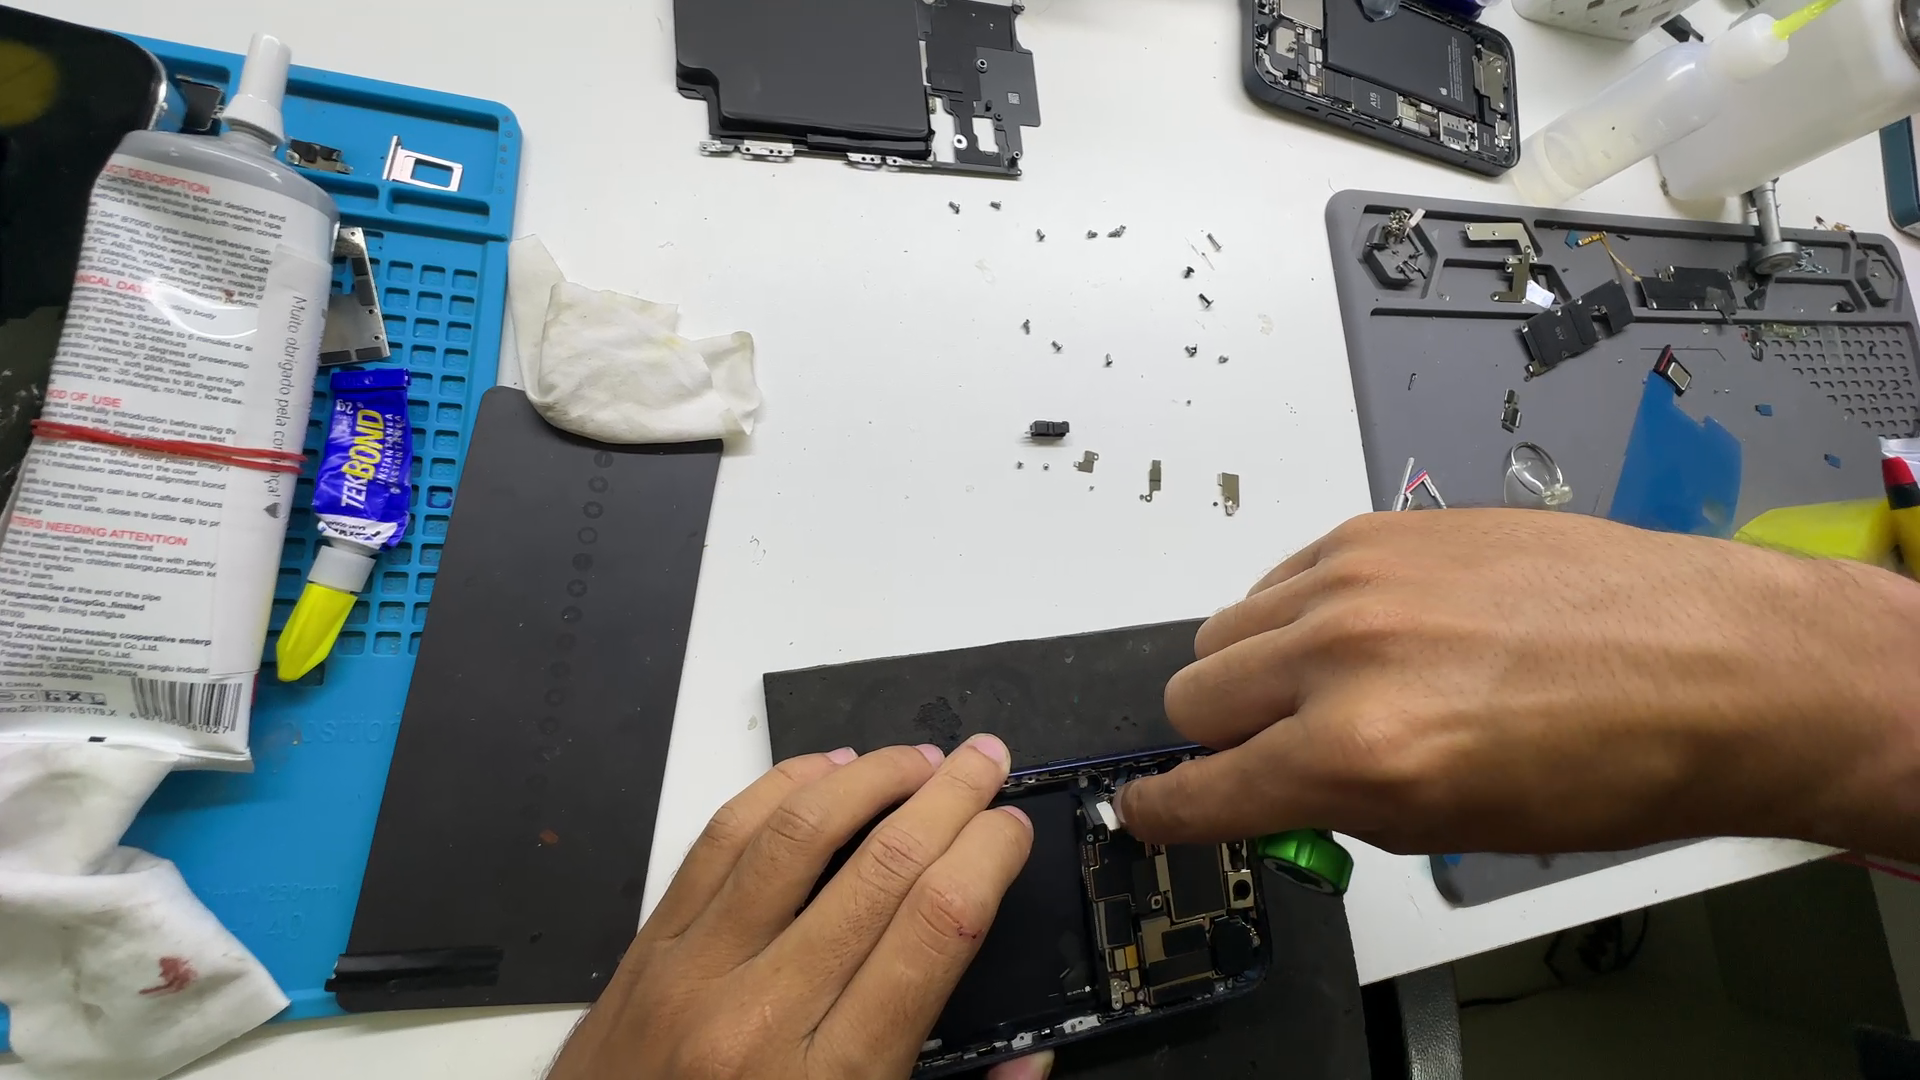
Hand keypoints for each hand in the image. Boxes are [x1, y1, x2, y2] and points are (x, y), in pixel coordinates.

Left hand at [548, 737, 1048, 1079]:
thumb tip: (1033, 1060)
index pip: (934, 926)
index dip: (986, 856)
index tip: (1011, 826)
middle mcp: (764, 1014)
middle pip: (881, 866)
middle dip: (950, 795)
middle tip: (987, 756)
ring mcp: (696, 969)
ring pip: (800, 830)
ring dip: (872, 775)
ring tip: (919, 757)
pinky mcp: (651, 943)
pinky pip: (725, 834)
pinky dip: (786, 783)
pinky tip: (830, 767)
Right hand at [1117, 510, 1919, 858]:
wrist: (1718, 659)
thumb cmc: (1612, 762)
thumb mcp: (1453, 826)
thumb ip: (1328, 805)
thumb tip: (1256, 785)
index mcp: (1363, 753)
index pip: (1206, 787)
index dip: (1164, 808)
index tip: (1149, 808)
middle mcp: (1340, 657)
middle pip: (1189, 696)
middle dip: (1216, 735)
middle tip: (1269, 742)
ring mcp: (1348, 581)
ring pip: (1218, 634)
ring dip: (1249, 671)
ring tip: (1320, 680)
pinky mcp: (1367, 532)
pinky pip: (1272, 583)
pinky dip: (1288, 618)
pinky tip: (1353, 629)